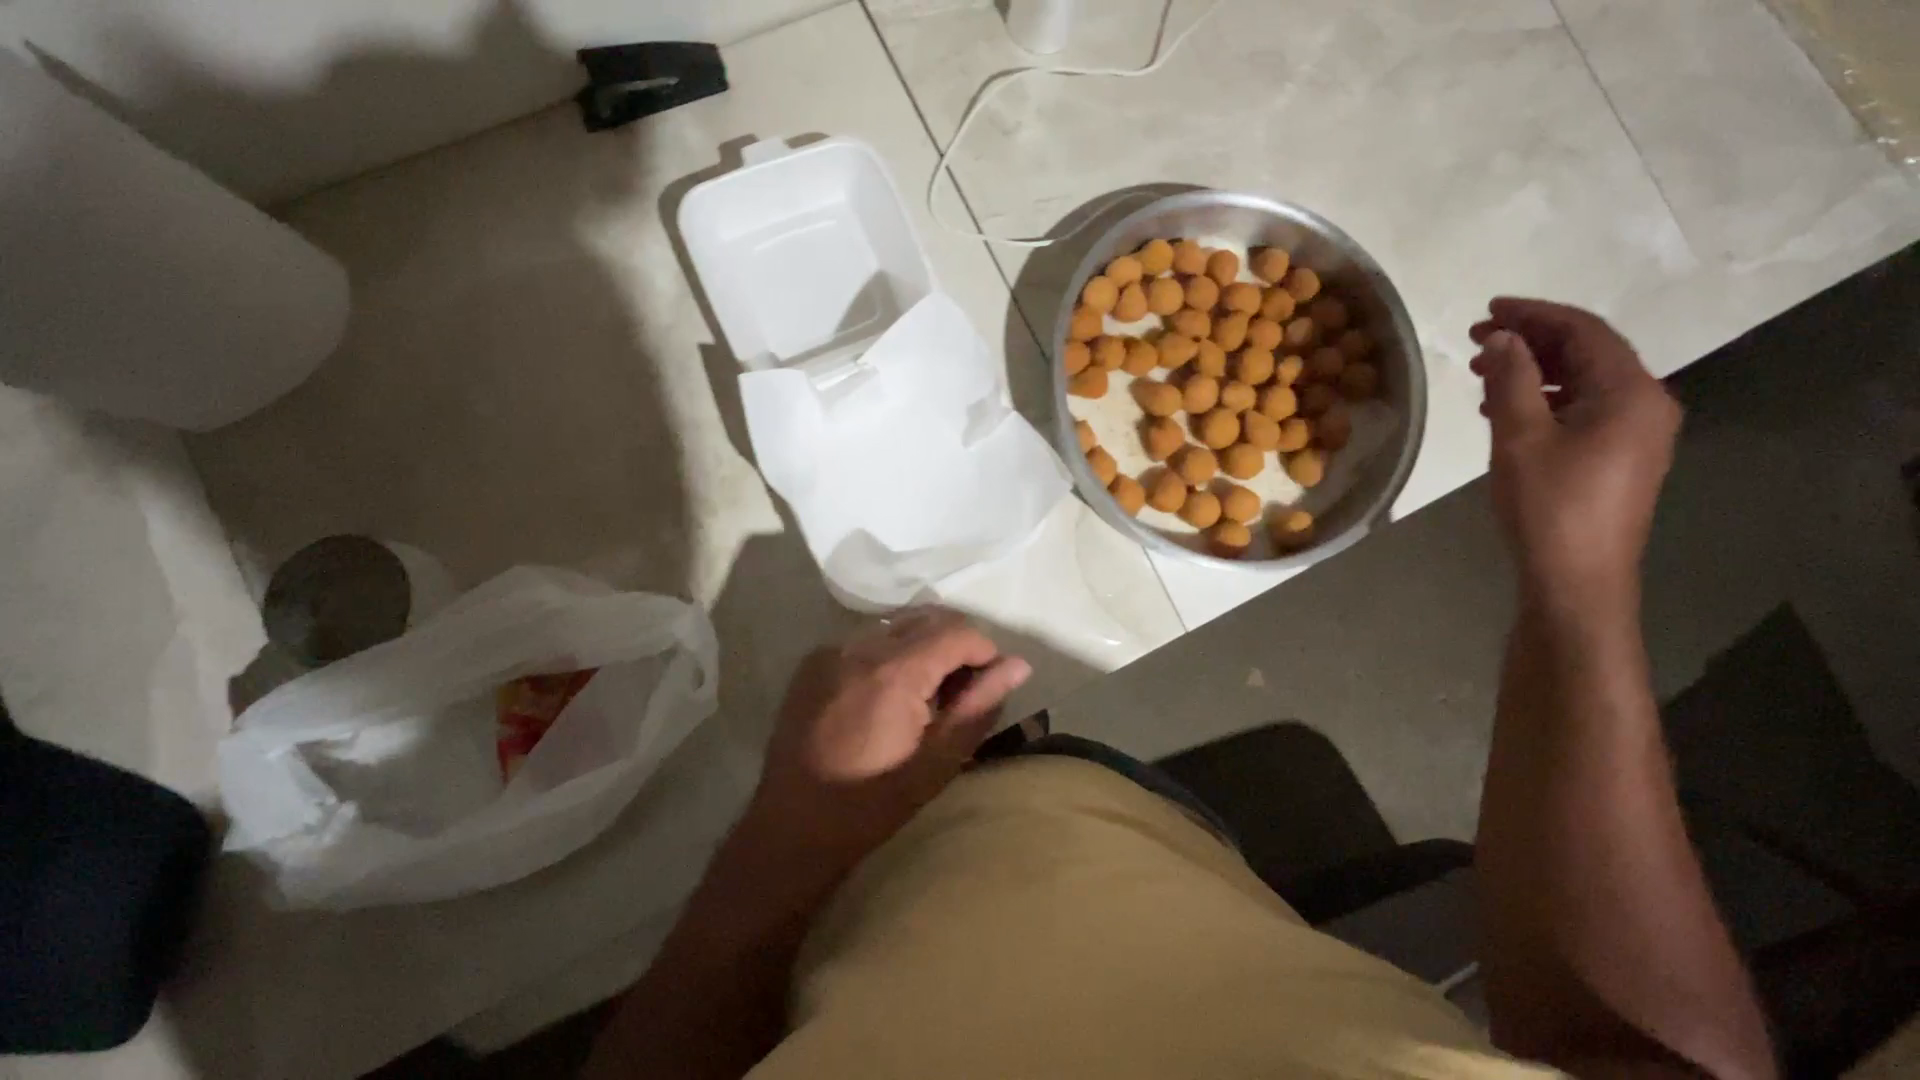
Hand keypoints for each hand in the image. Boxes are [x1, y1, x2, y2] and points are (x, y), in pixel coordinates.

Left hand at [746, 608, 1031, 871]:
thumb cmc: (873, 803)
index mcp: (894, 671)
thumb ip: (979, 706)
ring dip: (921, 646)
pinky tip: (887, 696)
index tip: (988, 685)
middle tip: (960, 691)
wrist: (793, 827)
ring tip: (924, 694)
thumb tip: (1018, 665)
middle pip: (926, 618)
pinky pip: (864, 639)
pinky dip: (888, 653)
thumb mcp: (939, 761)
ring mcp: (830, 650)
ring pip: (895, 624)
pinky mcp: (811, 663)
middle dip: (954, 644)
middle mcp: (859, 646)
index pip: (957, 630)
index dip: (984, 651)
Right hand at [1470, 298, 1680, 606]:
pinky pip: (1583, 410)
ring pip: (1583, 383)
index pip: (1584, 331)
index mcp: (1631, 392)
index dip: (1534, 314)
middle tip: (1477, 339)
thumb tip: (1503, 337)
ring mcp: (1637, 434)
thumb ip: (1511, 379)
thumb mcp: (1521, 436)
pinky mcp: (1620, 458)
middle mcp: (1646, 405)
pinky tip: (1506, 409)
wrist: (1578, 579)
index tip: (1488, 309)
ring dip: (1534, 370)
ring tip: (1483, 372)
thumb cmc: (1550, 505)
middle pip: (1588, 353)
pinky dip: (1544, 399)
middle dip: (1532, 341)